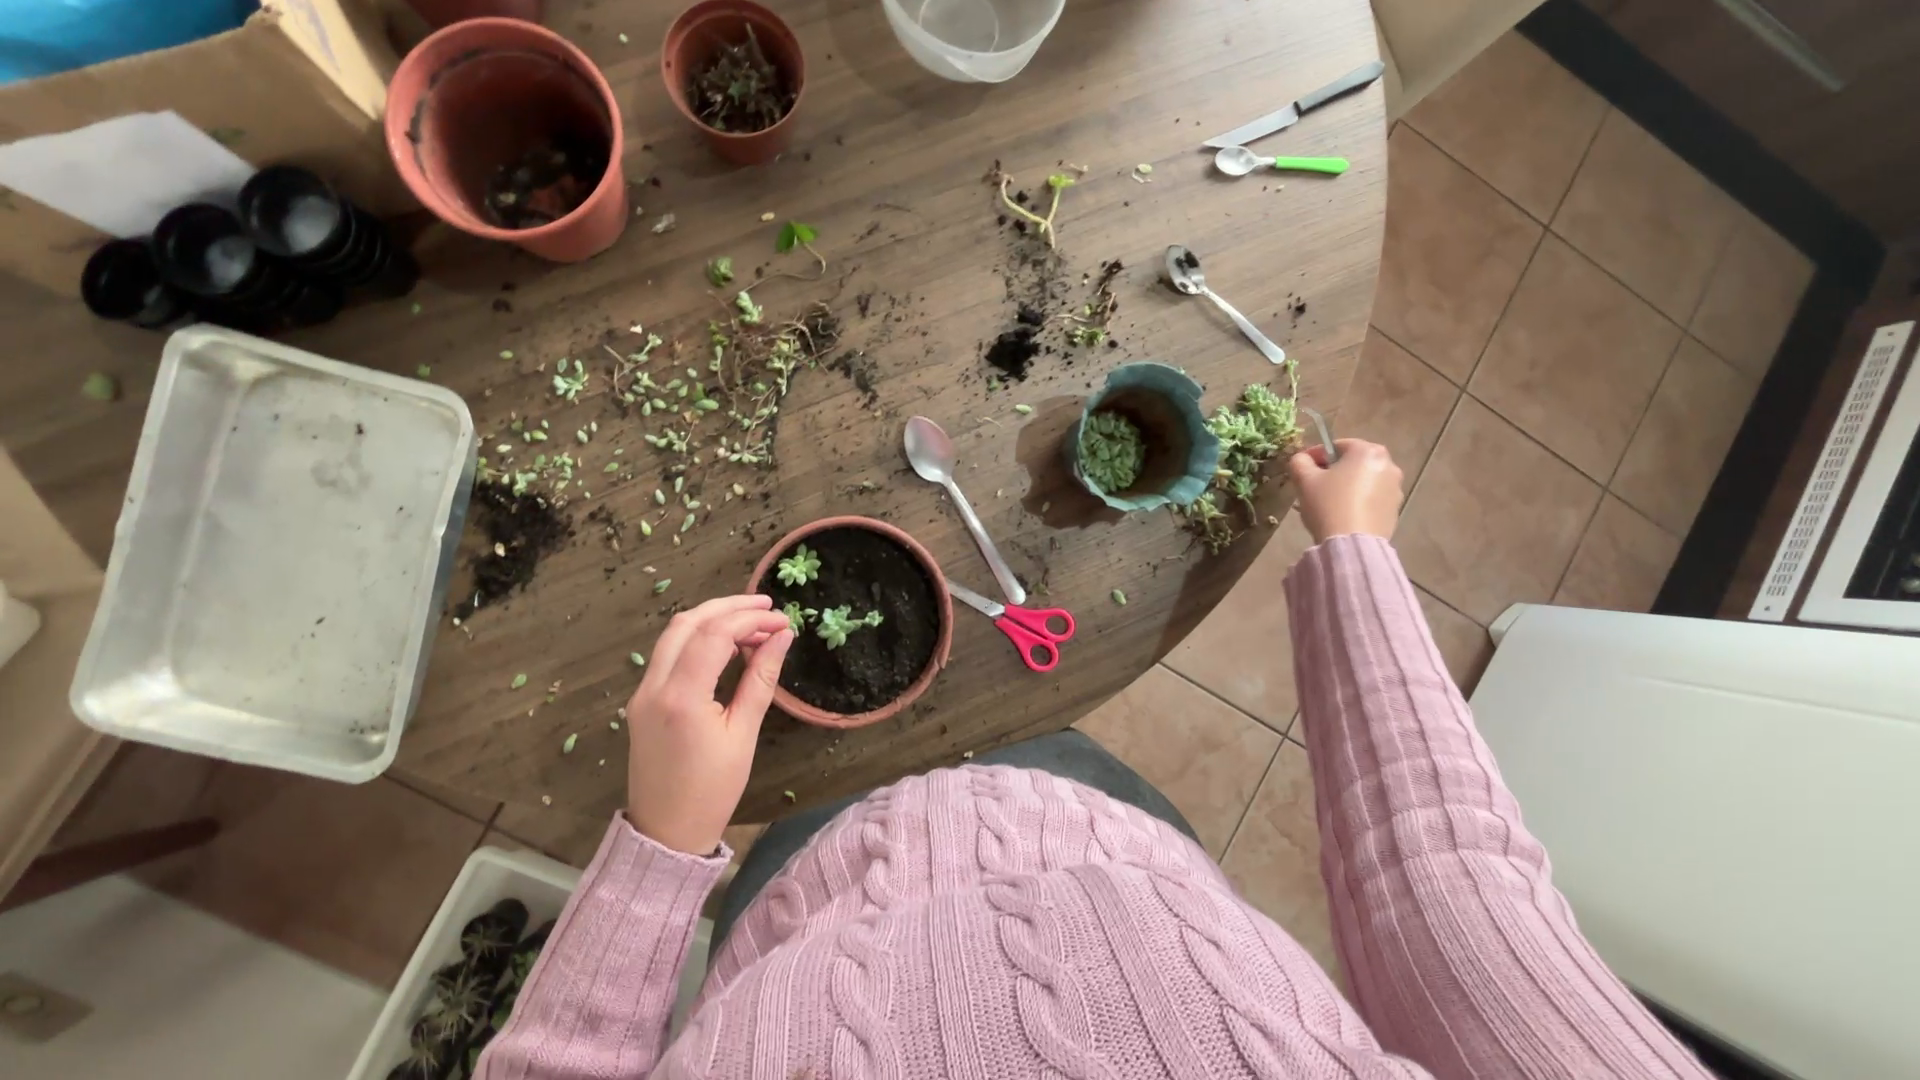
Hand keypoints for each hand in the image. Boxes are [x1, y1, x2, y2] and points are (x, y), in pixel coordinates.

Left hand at [624, 595, 793, 855]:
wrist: (666, 833)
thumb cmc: (713, 790)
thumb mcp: (743, 734)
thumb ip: (761, 679)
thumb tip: (782, 637)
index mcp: (680, 697)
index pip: (714, 635)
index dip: (750, 620)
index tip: (783, 622)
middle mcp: (653, 686)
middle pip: (687, 623)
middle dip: (728, 607)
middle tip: (767, 607)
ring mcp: (642, 693)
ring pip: (673, 635)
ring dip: (711, 619)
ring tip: (752, 622)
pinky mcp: (642, 701)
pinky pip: (668, 655)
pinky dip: (698, 639)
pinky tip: (726, 646)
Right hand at [1288, 439, 1403, 542]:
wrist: (1351, 543)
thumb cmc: (1328, 505)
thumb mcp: (1304, 480)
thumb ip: (1300, 462)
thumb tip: (1303, 459)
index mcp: (1367, 451)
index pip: (1337, 445)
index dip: (1316, 455)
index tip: (1303, 468)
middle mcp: (1388, 465)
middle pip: (1353, 463)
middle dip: (1334, 471)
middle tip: (1315, 486)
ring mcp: (1395, 488)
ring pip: (1364, 481)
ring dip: (1347, 486)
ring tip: (1328, 503)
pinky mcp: (1395, 509)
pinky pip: (1372, 498)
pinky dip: (1358, 501)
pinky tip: (1343, 515)